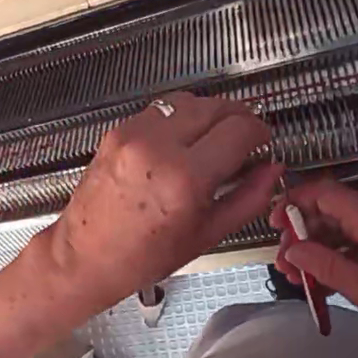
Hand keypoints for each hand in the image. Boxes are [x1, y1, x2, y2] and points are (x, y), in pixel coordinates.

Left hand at [39, 92, 280, 313]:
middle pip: (216, 106)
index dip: (259, 132)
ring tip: (216, 135)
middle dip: (239, 116)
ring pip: (188, 101)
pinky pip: (160, 110)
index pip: (239, 129)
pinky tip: (184, 140)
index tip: (263, 139)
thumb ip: (249, 198)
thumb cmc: (141, 255)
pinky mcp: (118, 132)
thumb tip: (271, 171)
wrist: (85, 256)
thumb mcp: (207, 234)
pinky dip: (179, 118)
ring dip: (210, 112)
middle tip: (246, 134)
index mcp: (185, 178)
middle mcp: (158, 148)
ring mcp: (134, 135)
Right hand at [271, 180, 357, 356]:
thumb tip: (293, 251)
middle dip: (304, 234)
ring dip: (324, 247)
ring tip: (306, 279)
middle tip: (287, 267)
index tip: (274, 225)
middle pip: (334, 208)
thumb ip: (329, 268)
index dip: (293, 203)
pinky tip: (336, 279)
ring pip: (350, 224)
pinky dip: (348, 252)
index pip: (325, 192)